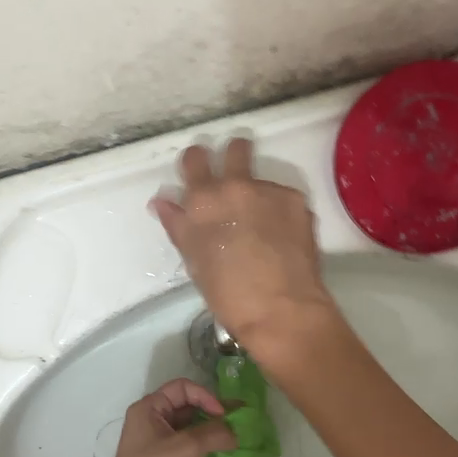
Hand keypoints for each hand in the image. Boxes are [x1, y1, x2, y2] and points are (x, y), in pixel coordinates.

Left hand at [95, 380, 237, 456]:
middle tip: (239, 424)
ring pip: (189, 430)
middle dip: (212, 414)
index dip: (205, 396)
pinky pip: (187, 449)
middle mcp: (149, 422)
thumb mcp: (188, 446)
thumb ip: (215, 432)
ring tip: (234, 441)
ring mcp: (156, 445)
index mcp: (148, 409)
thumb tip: (234, 432)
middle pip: (186, 408)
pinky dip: (204, 450)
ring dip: (211, 433)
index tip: (223, 415)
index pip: (182, 388)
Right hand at [150, 138, 337, 362]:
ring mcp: (269, 191)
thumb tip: (161, 202)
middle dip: (235, 156)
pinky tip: (282, 238)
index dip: (197, 162)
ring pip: (261, 180)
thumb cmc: (228, 293)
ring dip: (259, 195)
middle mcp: (235, 186)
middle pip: (236, 148)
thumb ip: (178, 225)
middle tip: (237, 182)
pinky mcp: (296, 201)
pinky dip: (280, 212)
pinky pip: (283, 197)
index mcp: (202, 201)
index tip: (201, 173)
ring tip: (264, 227)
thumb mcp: (194, 260)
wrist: (281, 308)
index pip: (194, 158)